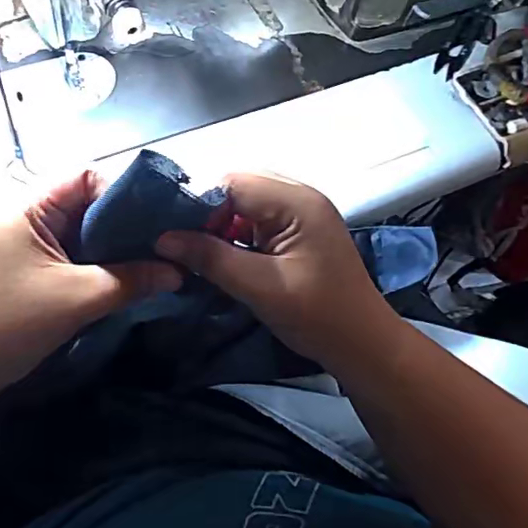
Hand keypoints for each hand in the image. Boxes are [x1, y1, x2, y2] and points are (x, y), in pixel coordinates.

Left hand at [0, 171, 181, 413]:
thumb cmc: (8, 325)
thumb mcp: (77, 300)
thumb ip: (132, 280)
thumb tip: (178, 272)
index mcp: (30, 210)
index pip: (85, 178)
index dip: (121, 193)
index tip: (152, 224)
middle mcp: (26, 220)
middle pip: (85, 205)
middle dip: (123, 225)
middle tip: (160, 247)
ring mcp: (23, 247)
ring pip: (80, 234)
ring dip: (111, 249)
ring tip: (147, 265)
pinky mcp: (24, 273)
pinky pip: (69, 257)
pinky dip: (95, 266)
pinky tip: (119, 283)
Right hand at [156, 172, 398, 363]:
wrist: (364, 344)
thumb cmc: (318, 316)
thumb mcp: (260, 288)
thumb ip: (212, 259)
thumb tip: (163, 239)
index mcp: (297, 202)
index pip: (233, 183)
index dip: (199, 205)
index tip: (172, 234)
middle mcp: (300, 196)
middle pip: (239, 187)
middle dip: (208, 213)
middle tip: (182, 243)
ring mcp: (302, 212)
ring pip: (246, 203)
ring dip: (221, 225)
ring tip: (195, 251)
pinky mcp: (299, 230)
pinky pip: (258, 219)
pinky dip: (236, 234)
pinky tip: (221, 256)